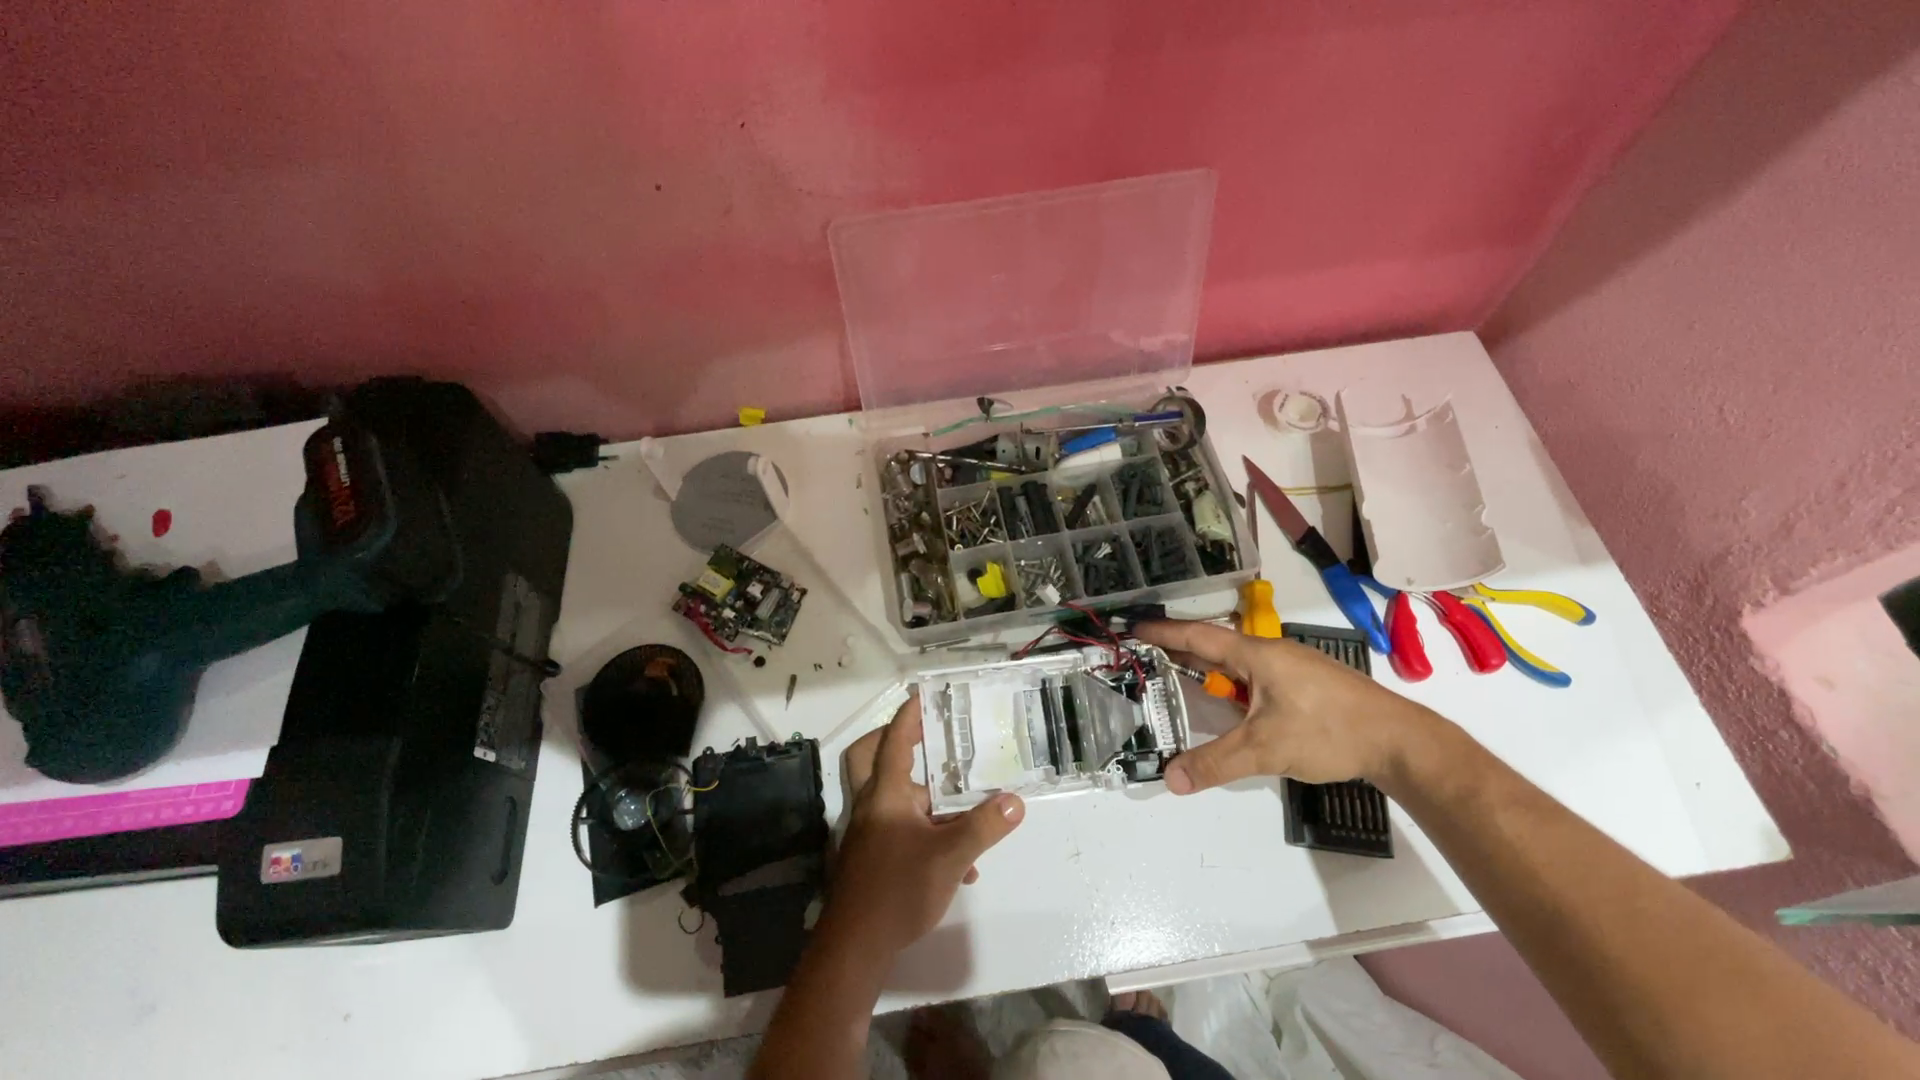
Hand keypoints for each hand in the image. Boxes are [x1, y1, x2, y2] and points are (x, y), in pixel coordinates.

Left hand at [826, 696, 1024, 954]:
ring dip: (928, 801)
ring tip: (969, 813)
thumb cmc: (898, 890)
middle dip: (898, 743)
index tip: (922, 695)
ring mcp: (869, 833)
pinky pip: (901, 831)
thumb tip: (1014, 800)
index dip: (909, 716)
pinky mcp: (873, 858)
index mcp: (885, 794)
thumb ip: (984, 826)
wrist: (855, 946)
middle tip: (928, 739)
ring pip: (895, 800)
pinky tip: (961, 867)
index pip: (895, 742)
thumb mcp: (950, 856)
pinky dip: (928, 835)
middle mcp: (872, 806)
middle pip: (874, 759)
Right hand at [1133, 619, 1448, 793]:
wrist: (1399, 741)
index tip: (1135, 628)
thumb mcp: (1265, 750)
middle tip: (1148, 658)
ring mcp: (1293, 669)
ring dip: (1209, 672)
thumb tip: (1171, 780)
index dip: (1165, 633)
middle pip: (1217, 648)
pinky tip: (1230, 707)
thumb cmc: (1329, 731)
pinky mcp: (1307, 686)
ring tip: (1181, 682)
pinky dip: (1232, 687)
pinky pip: (1256, 678)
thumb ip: (1215, 763)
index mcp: (1258, 655)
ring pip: (1239, 665)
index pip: (1200, 637)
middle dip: (1182, 652)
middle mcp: (1273, 654)